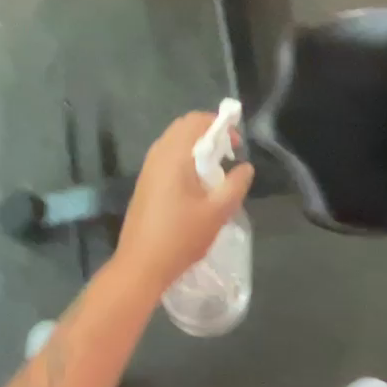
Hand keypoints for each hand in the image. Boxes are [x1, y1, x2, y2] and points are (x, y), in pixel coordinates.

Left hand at [112, 112, 255, 289]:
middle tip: (228, 153)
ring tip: (215, 170)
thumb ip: (236, 185)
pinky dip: (184, 159)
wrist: (140, 265)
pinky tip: (196, 185)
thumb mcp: (218, 212)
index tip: (237, 144)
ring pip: (173, 142)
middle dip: (208, 133)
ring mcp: (147, 169)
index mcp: (174, 156)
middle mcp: (158, 156)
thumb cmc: (181, 237)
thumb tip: (245, 167)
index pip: (196, 121)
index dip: (220, 125)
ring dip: (195, 147)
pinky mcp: (144, 184)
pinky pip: (166, 157)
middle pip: (183, 127)